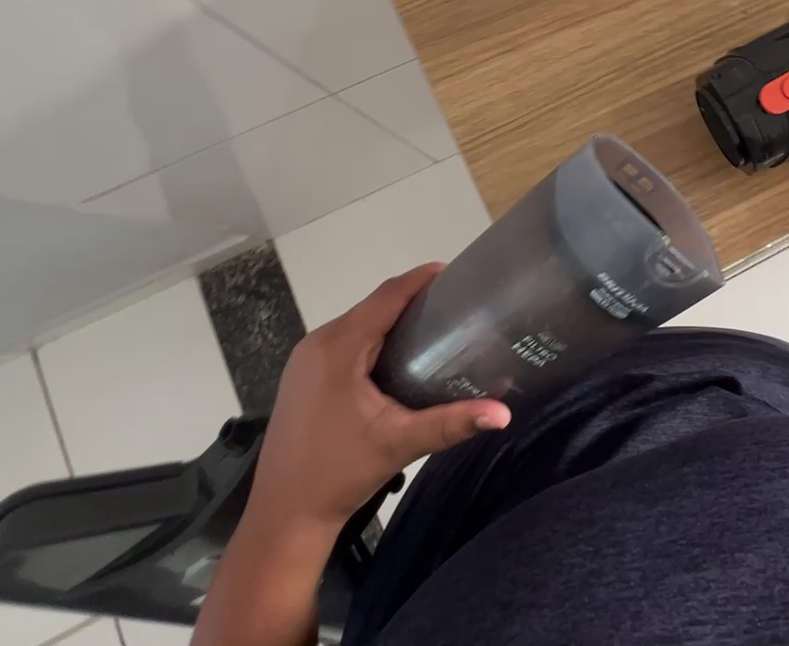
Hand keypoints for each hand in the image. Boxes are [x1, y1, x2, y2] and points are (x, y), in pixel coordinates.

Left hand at [247, 264, 510, 533]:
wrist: (284, 516)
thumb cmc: (338, 473)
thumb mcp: (400, 443)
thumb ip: (452, 423)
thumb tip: (504, 414)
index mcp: (338, 348)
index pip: (386, 296)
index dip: (420, 279)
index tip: (455, 272)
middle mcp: (318, 344)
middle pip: (373, 306)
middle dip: (413, 298)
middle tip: (457, 304)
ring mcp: (306, 360)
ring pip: (359, 323)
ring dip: (393, 318)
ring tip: (438, 325)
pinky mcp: (304, 376)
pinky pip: (346, 340)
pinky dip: (376, 336)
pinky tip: (402, 354)